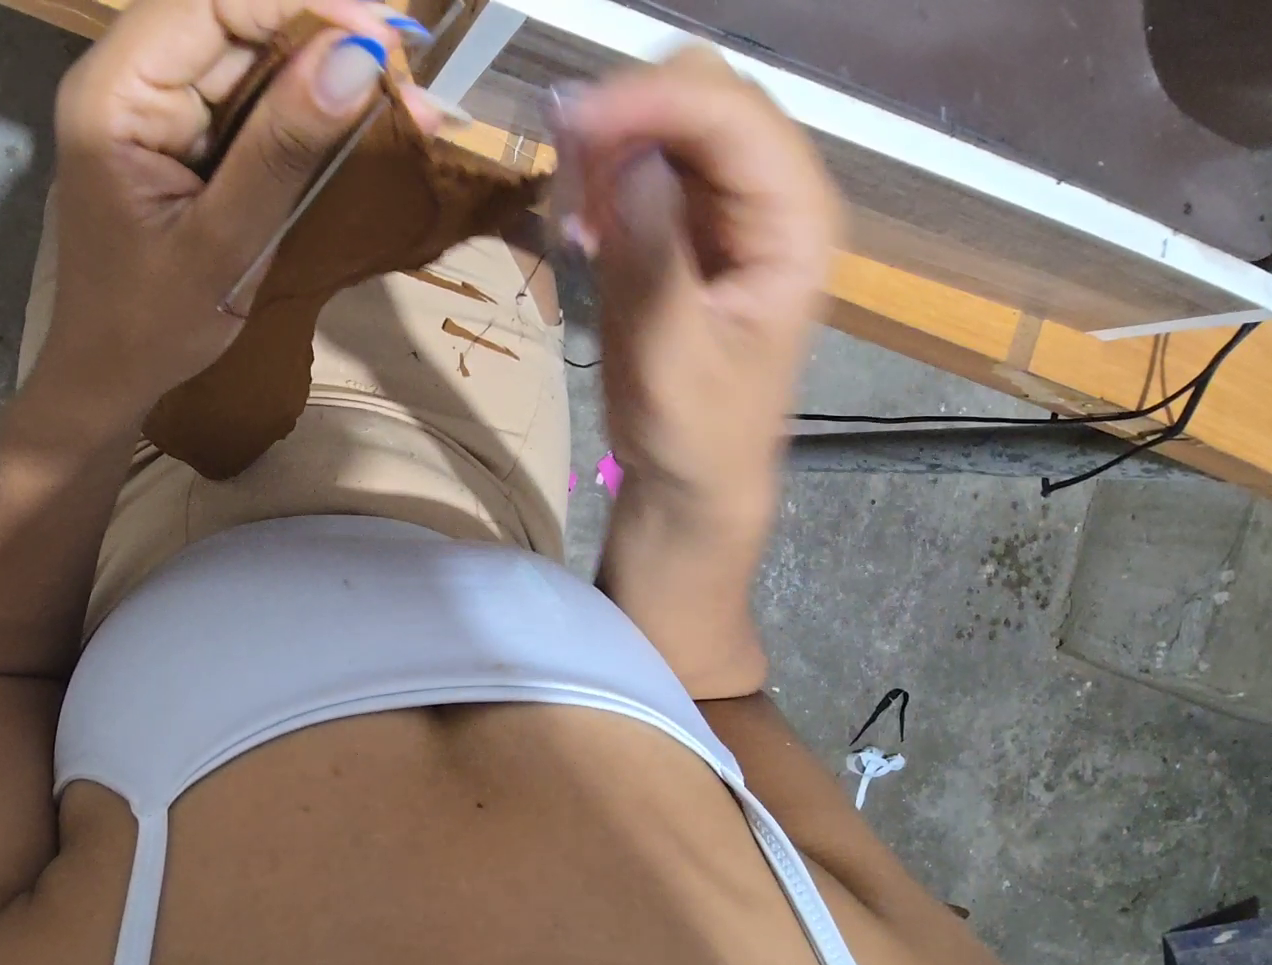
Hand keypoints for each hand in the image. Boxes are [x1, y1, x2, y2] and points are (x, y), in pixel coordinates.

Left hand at [35, 0, 414, 416]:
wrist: (109, 374)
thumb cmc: (153, 325)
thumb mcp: (224, 243)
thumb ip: (284, 149)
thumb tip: (357, 58)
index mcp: (114, 97)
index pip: (211, 2)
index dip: (301, 3)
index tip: (381, 34)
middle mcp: (125, 82)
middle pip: (229, 18)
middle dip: (319, 36)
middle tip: (399, 74)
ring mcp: (148, 107)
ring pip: (243, 55)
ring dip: (317, 72)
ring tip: (390, 98)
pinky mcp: (173, 136)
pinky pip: (241, 100)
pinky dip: (296, 108)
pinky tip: (346, 117)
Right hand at [556, 48, 840, 533]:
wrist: (693, 474)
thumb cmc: (694, 429)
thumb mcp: (667, 353)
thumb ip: (651, 256)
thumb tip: (622, 158)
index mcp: (794, 223)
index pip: (730, 117)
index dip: (648, 104)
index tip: (566, 126)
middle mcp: (772, 195)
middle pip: (703, 95)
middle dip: (627, 121)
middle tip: (568, 190)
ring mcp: (731, 206)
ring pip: (666, 122)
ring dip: (608, 151)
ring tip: (576, 227)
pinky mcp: (691, 225)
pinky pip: (643, 167)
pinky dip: (603, 181)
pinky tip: (583, 233)